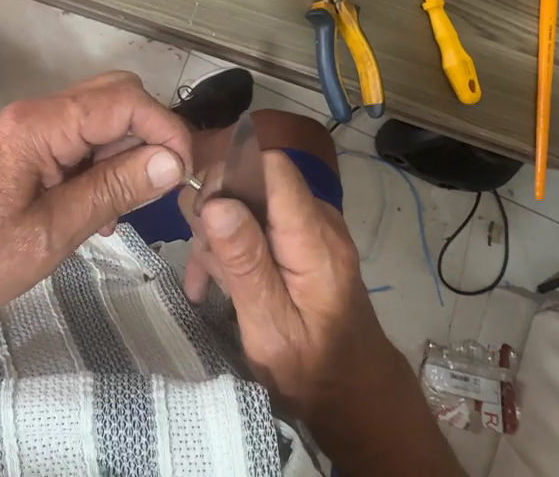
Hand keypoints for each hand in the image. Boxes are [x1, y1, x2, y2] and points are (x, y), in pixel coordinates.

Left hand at [0, 71, 193, 326]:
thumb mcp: (50, 233)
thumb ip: (112, 191)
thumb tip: (173, 161)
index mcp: (44, 126)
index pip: (127, 100)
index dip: (167, 130)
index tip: (186, 176)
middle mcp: (38, 113)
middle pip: (116, 96)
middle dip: (150, 135)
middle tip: (158, 189)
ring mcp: (29, 129)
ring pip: (100, 117)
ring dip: (126, 153)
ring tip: (124, 208)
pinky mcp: (23, 149)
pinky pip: (79, 139)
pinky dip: (101, 164)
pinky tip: (97, 209)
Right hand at [182, 151, 409, 423]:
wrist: (355, 392)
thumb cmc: (313, 369)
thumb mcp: (270, 328)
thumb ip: (245, 264)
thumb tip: (216, 203)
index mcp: (313, 239)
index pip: (271, 165)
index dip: (228, 176)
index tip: (204, 217)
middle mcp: (317, 219)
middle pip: (253, 177)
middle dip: (216, 210)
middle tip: (206, 259)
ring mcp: (310, 225)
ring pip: (248, 198)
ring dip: (219, 234)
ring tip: (210, 279)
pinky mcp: (301, 237)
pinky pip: (257, 220)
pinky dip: (232, 245)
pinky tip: (214, 281)